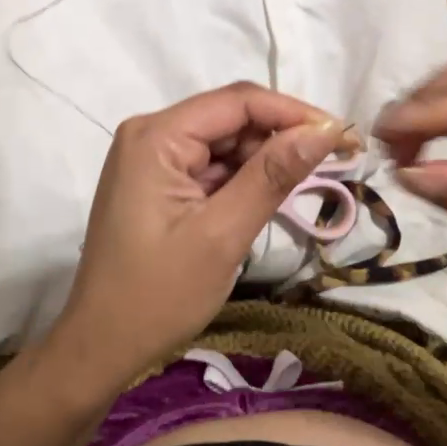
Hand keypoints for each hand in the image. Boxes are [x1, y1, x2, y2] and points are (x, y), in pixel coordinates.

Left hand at [47, 83, 352, 388]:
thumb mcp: (222, 234)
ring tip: (307, 187)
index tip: (344, 137)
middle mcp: (148, 134)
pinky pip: (206, 168)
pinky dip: (240, 180)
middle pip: (228, 118)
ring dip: (263, 161)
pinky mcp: (154, 184)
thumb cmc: (159, 294)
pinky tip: (266, 200)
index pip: (237, 101)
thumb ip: (272, 175)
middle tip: (338, 165)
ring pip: (221, 144)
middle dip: (281, 137)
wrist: (102, 344)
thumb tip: (325, 128)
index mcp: (155, 136)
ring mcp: (148, 159)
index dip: (293, 112)